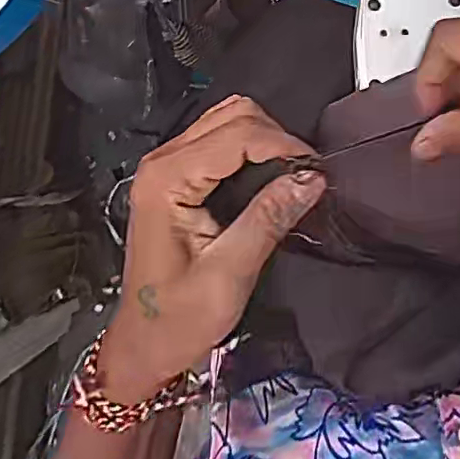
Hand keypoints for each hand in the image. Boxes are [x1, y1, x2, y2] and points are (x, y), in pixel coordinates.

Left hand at [93, 95, 324, 403]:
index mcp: (167, 180)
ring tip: (291, 172)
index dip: (284, 145)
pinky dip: (255, 145)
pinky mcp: (180, 174)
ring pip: (230, 117)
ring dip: (268, 137)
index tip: (315, 171)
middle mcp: (163, 162)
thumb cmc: (177, 319)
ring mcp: (169, 165)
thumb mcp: (229, 274)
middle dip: (277, 137)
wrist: (144, 344)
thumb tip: (311, 178)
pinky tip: (271, 173)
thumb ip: (269, 218)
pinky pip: (224, 136)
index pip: (238, 134)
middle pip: (235, 114)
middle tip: (304, 174)